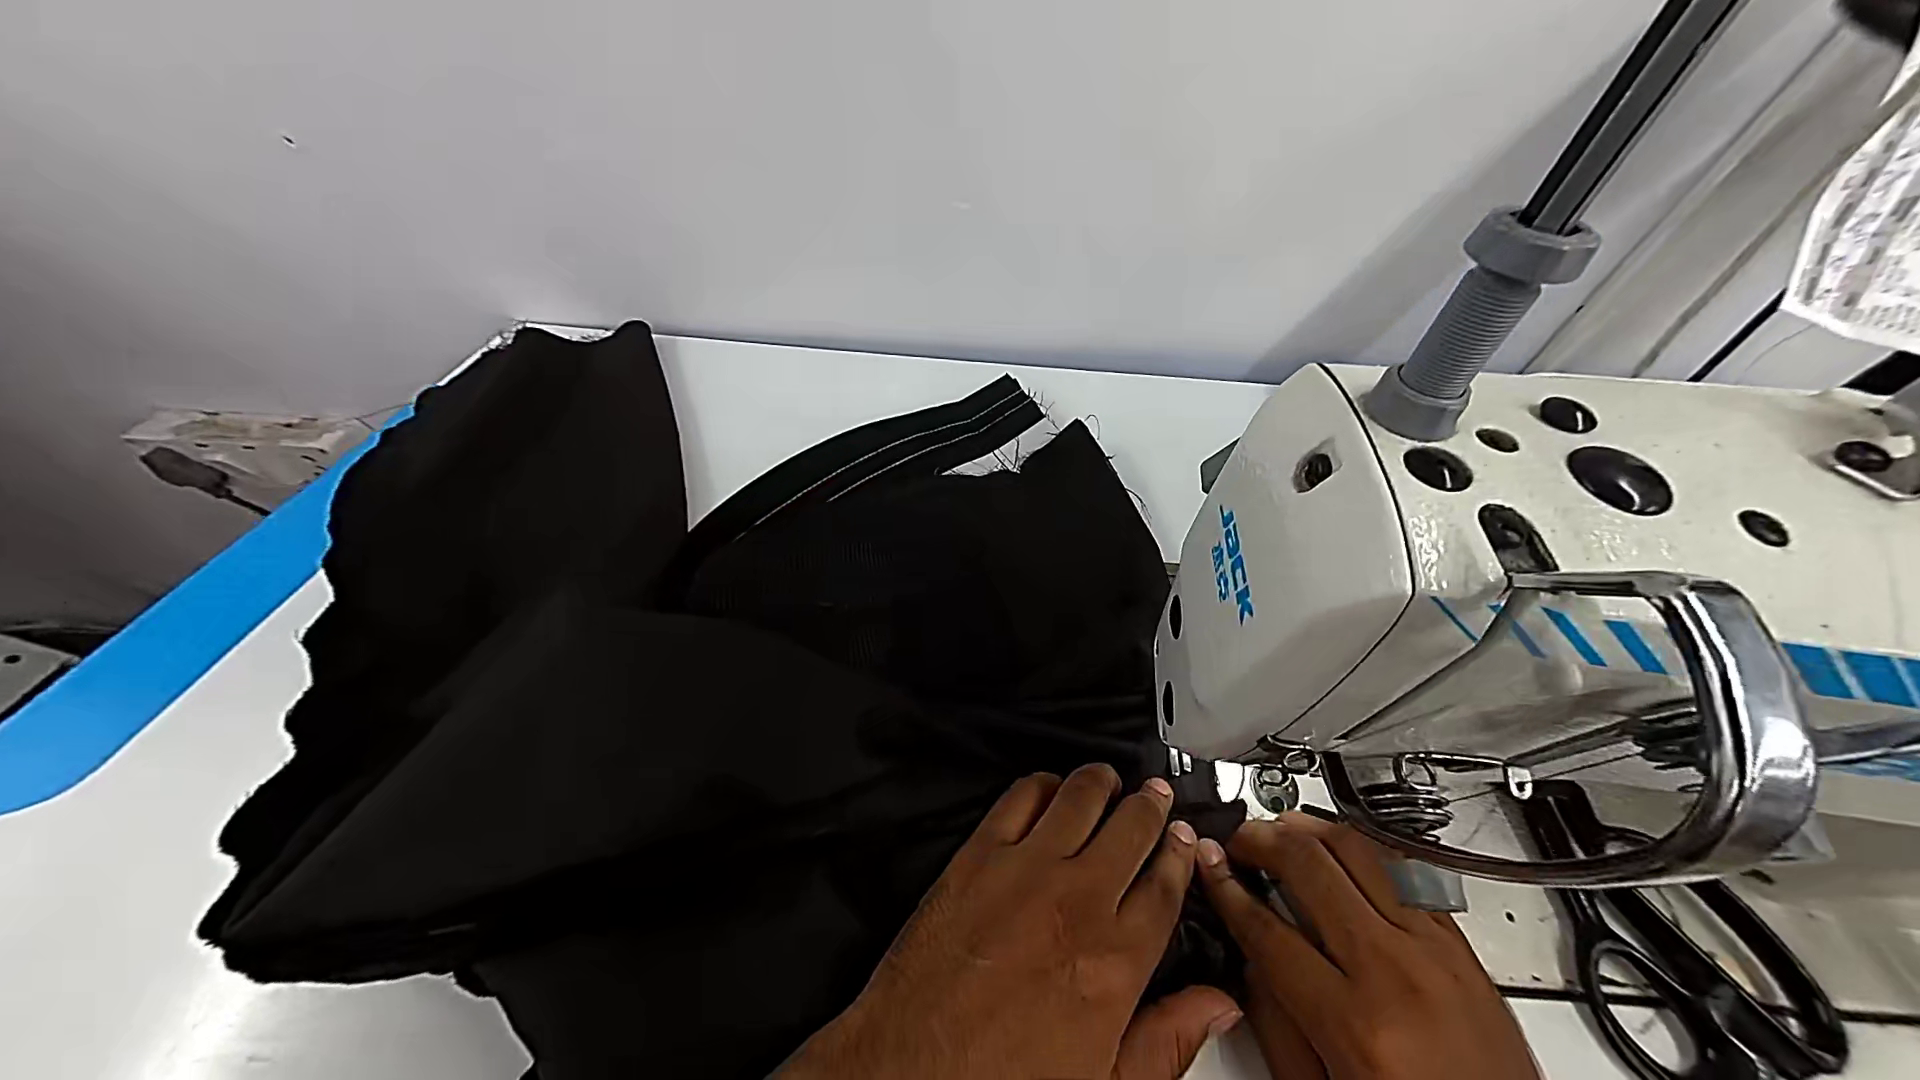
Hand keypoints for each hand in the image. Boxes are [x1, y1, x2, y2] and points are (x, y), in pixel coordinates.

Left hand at [776, 764, 1241, 1079]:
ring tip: (1108, 780)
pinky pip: (1020, 797)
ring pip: (1080, 798)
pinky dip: (1041, 784)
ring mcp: (1025, 869)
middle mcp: (1075, 900)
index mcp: (1114, 959)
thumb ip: (1167, 1038)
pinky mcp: (978, 855)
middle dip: (1150, 805)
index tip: (1183, 838)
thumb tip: (1216, 1005)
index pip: (1165, 884)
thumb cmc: (1001, 1077)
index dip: (1179, 853)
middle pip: (1131, 827)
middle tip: (1155, 795)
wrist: (911, 1068)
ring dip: (1101, 782)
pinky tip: (1048, 788)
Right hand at [1195, 814, 1538, 1079]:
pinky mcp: (1461, 945)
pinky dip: (1357, 847)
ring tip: (1279, 831)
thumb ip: (1274, 1019)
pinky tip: (1335, 850)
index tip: (1209, 865)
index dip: (1225, 887)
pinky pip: (1400, 868)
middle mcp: (1397, 974)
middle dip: (1257, 839)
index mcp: (1355, 1024)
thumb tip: (1246, 951)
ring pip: (1354, 847)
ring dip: (1305, 828)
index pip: (1265, 926)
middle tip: (1237, 840)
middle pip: (1307, 864)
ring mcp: (1436, 952)